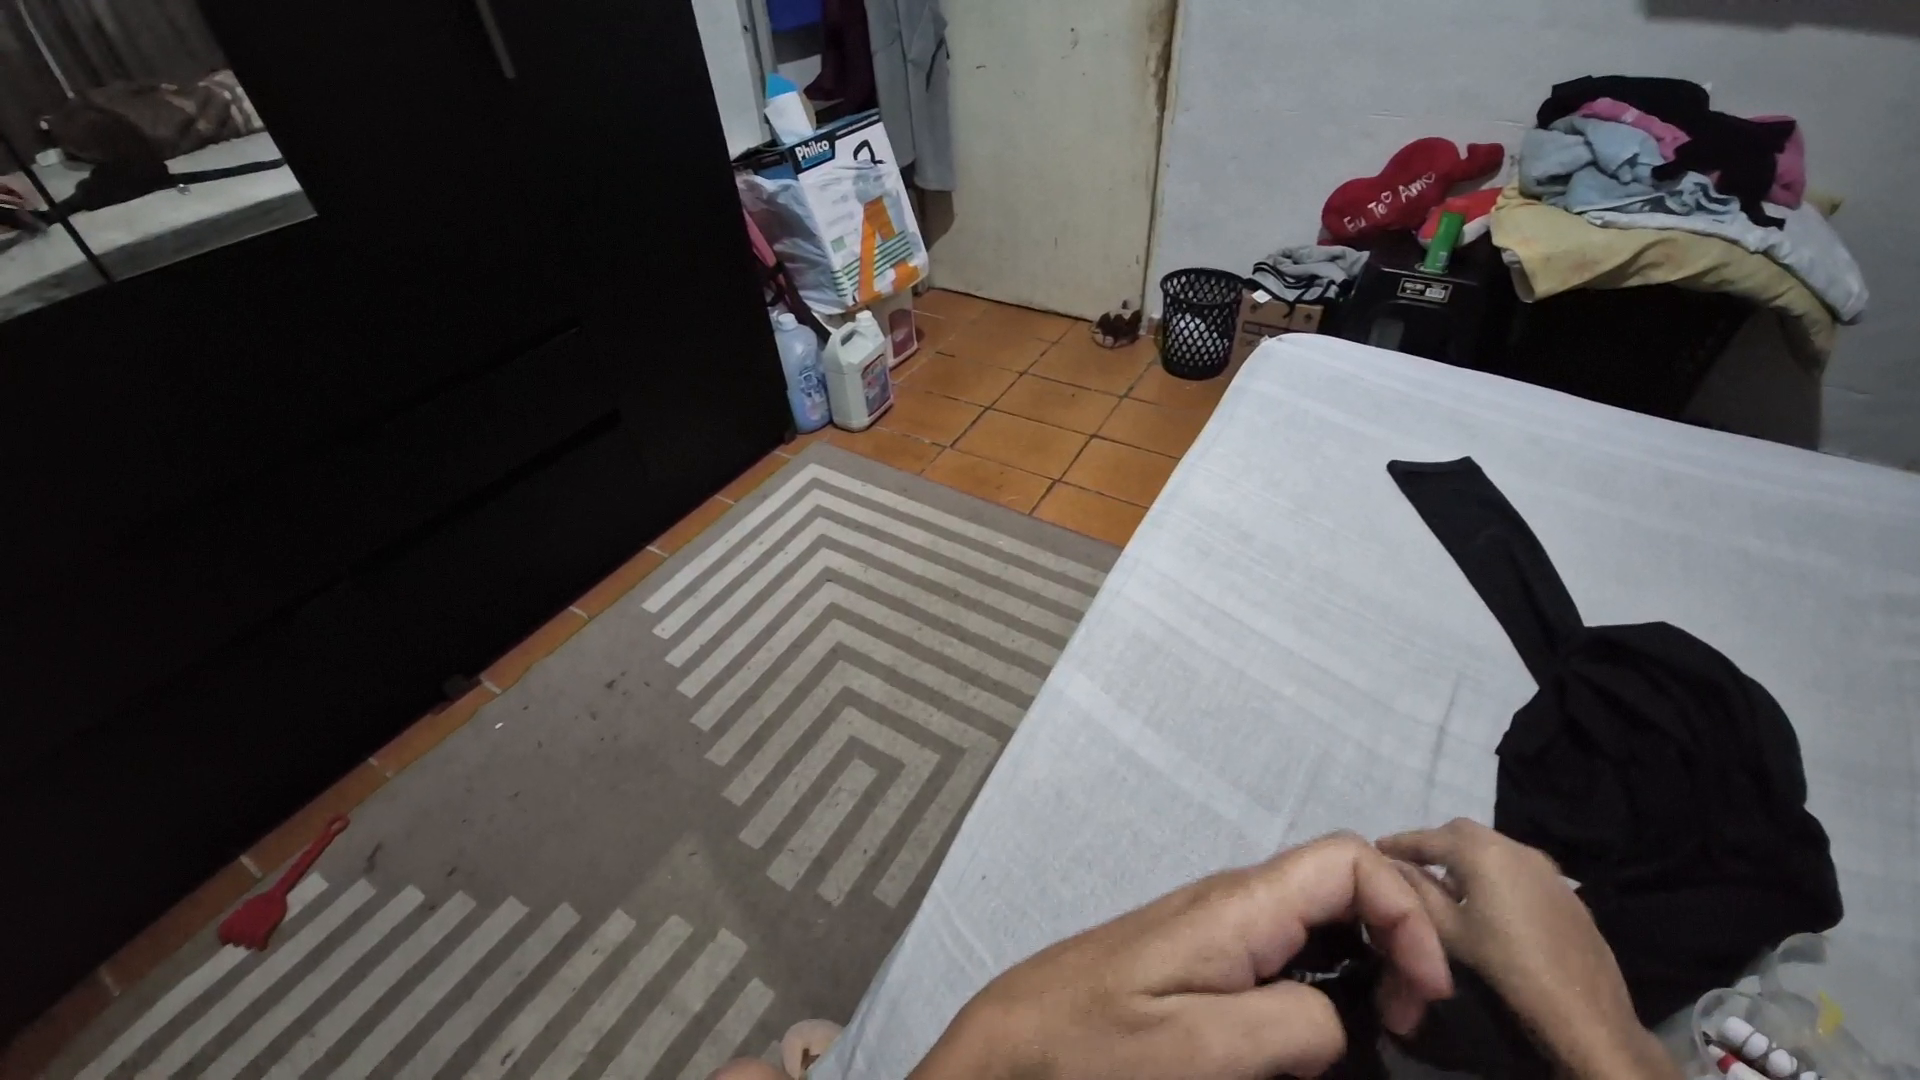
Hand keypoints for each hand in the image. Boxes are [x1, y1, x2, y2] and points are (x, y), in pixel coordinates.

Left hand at [909, 834, 1453, 1079]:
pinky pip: (1287, 950)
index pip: (1349, 859)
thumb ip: (1291, 1025)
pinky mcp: (1205, 958)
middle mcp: (1234, 902)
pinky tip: (1332, 1030)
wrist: (1015, 1041)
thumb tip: (1349, 1019)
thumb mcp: (1199, 1048)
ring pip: (1319, 916)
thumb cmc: (1095, 1046)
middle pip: (1342, 882)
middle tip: (1412, 1021)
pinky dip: (1331, 979)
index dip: (1407, 911)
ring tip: (1389, 1028)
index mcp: (1239, 906)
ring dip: (1371, 959)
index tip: (1428, 996)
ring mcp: (1219, 928)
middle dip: (1399, 934)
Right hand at [1376, 819, 1682, 1079]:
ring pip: (1493, 847)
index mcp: (1481, 852)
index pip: (1427, 837)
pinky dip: (1493, 872)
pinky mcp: (1566, 892)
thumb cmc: (1506, 968)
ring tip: (1447, 884)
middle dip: (1433, 844)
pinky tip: (1489, 903)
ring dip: (1465, 857)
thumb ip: (1416, 889)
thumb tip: (1391, 864)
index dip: (1399, 843)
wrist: (1588, 1015)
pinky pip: (1517, 867)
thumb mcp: (1447, 930)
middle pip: (1462, 833)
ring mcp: (1546, 868)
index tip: (1377, 849)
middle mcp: (1515, 847)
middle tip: (1411, 864)